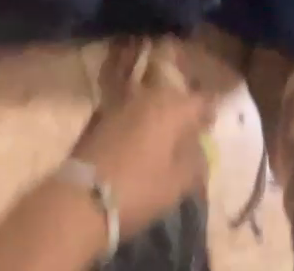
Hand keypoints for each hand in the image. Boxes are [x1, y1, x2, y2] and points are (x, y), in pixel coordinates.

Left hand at [67, 48, 212, 236]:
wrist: (82, 196)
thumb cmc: (138, 189)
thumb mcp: (178, 184)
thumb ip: (195, 162)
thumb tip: (199, 149)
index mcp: (171, 108)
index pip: (201, 101)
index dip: (209, 112)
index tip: (211, 126)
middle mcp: (146, 96)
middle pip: (172, 96)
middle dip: (182, 111)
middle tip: (188, 133)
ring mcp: (119, 102)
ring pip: (147, 101)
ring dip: (157, 114)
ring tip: (161, 137)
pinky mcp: (98, 115)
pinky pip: (127, 112)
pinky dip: (135, 121)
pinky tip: (135, 141)